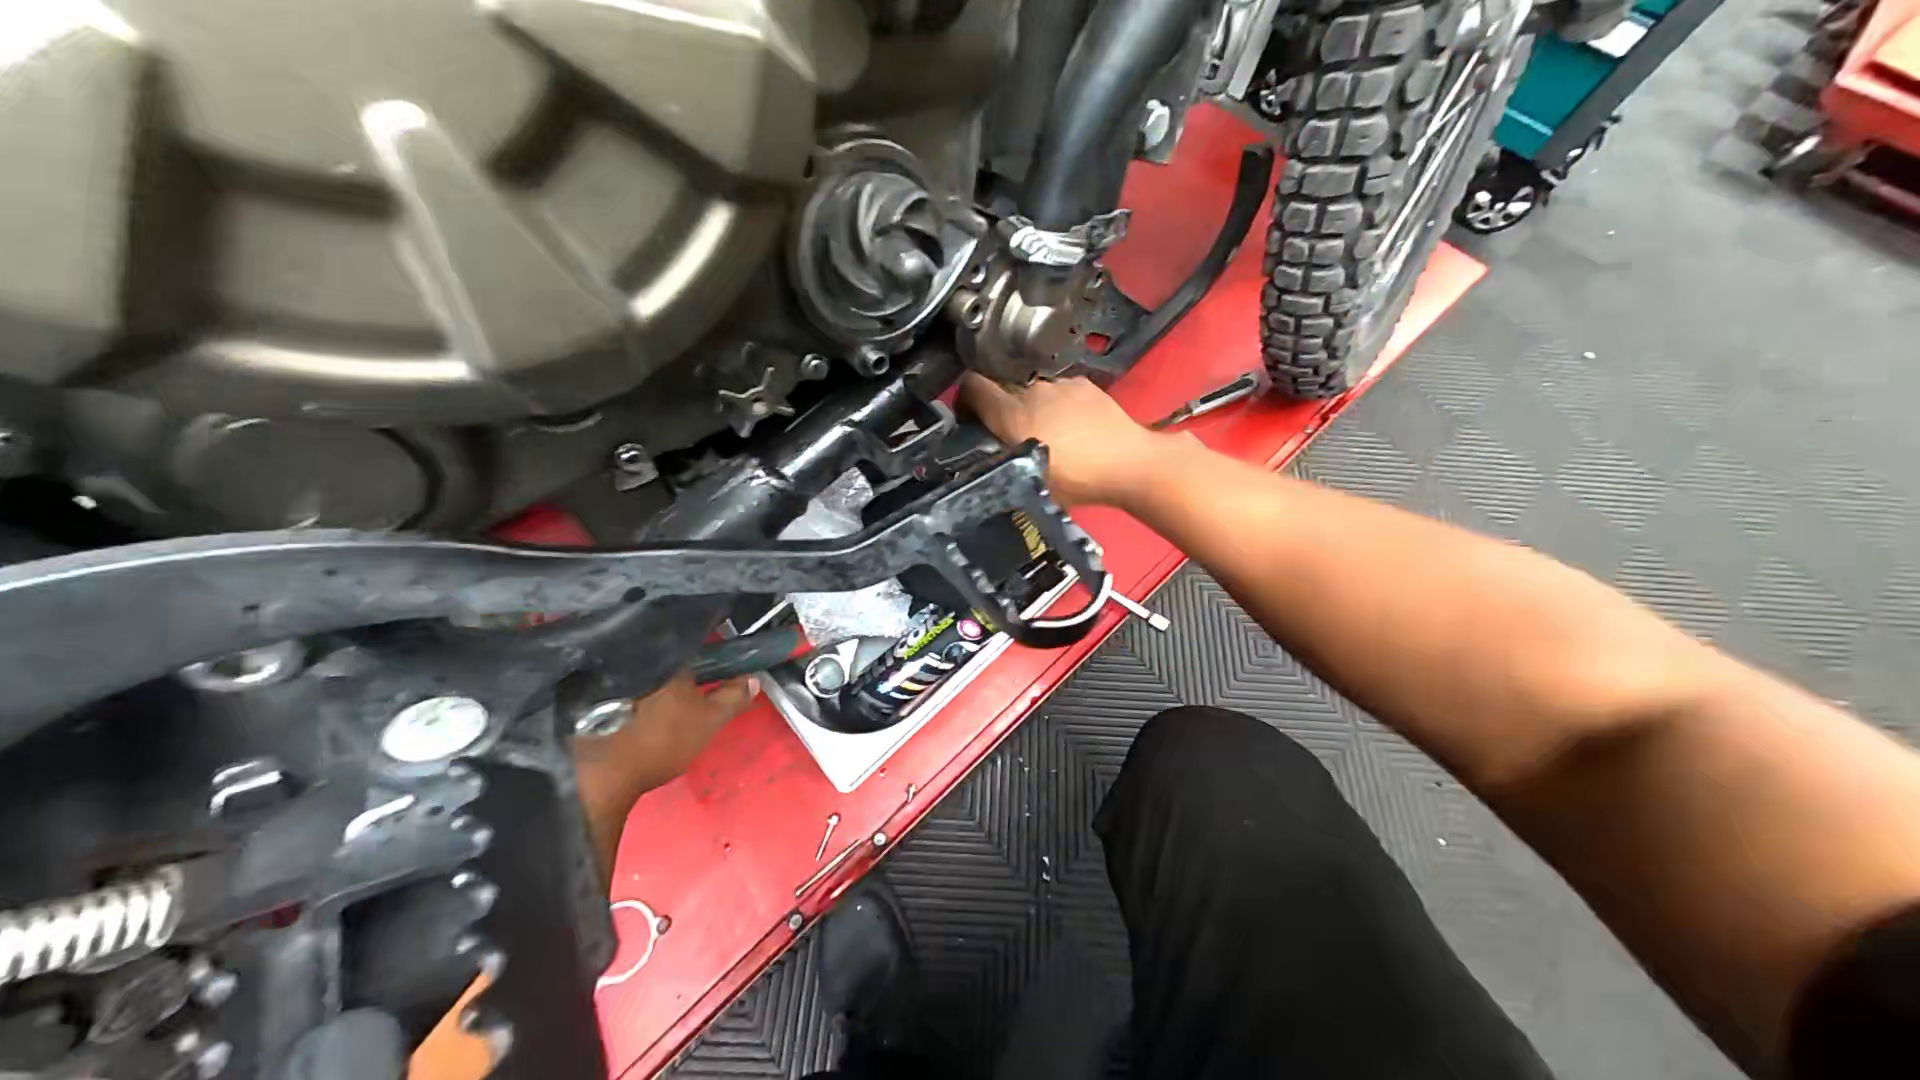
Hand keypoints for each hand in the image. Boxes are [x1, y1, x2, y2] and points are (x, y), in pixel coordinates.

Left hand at [573, 673, 758, 873]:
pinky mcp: (592, 701)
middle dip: (683, 671)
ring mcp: (612, 680)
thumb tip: (752, 679)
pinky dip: (636, 700)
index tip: (719, 673)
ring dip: (658, 686)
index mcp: (669, 658)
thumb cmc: (661, 741)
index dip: (711, 657)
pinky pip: (624, 691)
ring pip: (645, 676)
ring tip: (668, 709)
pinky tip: (641, 718)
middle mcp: (639, 661)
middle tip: (695, 694)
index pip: (697, 645)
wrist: (601, 775)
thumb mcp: (710, 721)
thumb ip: (733, 697)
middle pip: (669, 660)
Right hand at [959, 373, 1165, 507]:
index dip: (964, 398)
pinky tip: (1075, 426)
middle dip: (1002, 409)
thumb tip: (993, 463)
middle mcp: (1032, 392)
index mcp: (1012, 415)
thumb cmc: (1079, 481)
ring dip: (1034, 408)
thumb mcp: (1031, 482)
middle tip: (1012, 435)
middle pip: (1003, 391)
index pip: (972, 386)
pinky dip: (1060, 404)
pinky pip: (1060, 391)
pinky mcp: (1085, 384)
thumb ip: (1006, 466)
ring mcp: (1061, 385)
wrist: (1129, 464)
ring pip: (1033, 392)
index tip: (968, 415)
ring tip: (1050, 433)